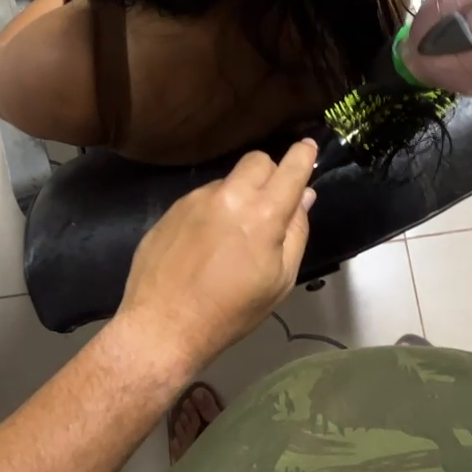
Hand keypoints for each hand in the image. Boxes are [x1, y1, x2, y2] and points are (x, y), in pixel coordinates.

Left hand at [115, 139, 316, 373]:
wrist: (163, 325)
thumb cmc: (230, 311)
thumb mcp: (279, 281)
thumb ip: (296, 233)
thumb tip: (303, 197)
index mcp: (263, 215)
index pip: (290, 169)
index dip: (303, 155)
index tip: (308, 146)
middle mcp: (230, 196)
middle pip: (257, 161)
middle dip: (269, 174)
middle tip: (268, 203)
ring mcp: (197, 199)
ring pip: (228, 180)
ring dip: (238, 195)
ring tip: (229, 236)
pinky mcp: (173, 208)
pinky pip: (202, 198)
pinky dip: (212, 211)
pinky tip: (203, 244)